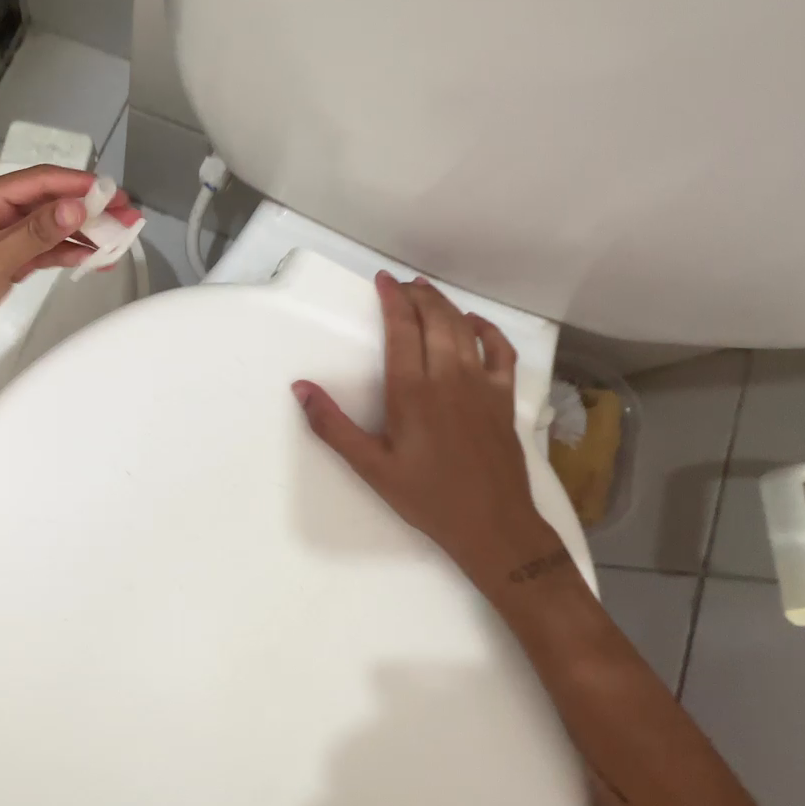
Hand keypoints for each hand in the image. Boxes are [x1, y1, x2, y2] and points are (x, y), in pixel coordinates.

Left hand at [0, 165, 137, 348]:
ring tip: (119, 238)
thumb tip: (75, 208)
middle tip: (127, 215)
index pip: (38, 181)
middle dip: (88, 209)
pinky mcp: (9, 258)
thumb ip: (35, 233)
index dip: (77, 184)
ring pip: (51, 227)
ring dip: (83, 232)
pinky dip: (67, 253)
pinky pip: (44, 249)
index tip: (111, 193)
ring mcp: (3, 235)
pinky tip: (93, 258)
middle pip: (49, 202)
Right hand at [292, 272, 561, 588]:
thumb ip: (332, 425)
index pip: (401, 328)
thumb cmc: (426, 496)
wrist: (492, 525)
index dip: (392, 299)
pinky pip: (500, 351)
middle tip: (401, 284)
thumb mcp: (370, 466)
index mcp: (412, 391)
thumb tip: (301, 388)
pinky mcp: (503, 398)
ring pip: (464, 329)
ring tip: (428, 293)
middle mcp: (448, 378)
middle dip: (418, 295)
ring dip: (445, 306)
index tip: (382, 281)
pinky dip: (487, 330)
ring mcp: (481, 385)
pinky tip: (474, 324)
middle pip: (435, 319)